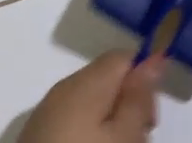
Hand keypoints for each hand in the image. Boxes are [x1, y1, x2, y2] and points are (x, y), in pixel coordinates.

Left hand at [20, 51, 167, 142]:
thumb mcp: (123, 136)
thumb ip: (139, 97)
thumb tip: (154, 58)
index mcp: (86, 81)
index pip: (124, 57)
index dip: (144, 80)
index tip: (149, 117)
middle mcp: (64, 87)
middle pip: (108, 80)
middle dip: (127, 105)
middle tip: (136, 140)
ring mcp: (47, 111)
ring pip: (91, 102)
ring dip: (109, 123)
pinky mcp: (37, 134)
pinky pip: (73, 120)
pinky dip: (88, 133)